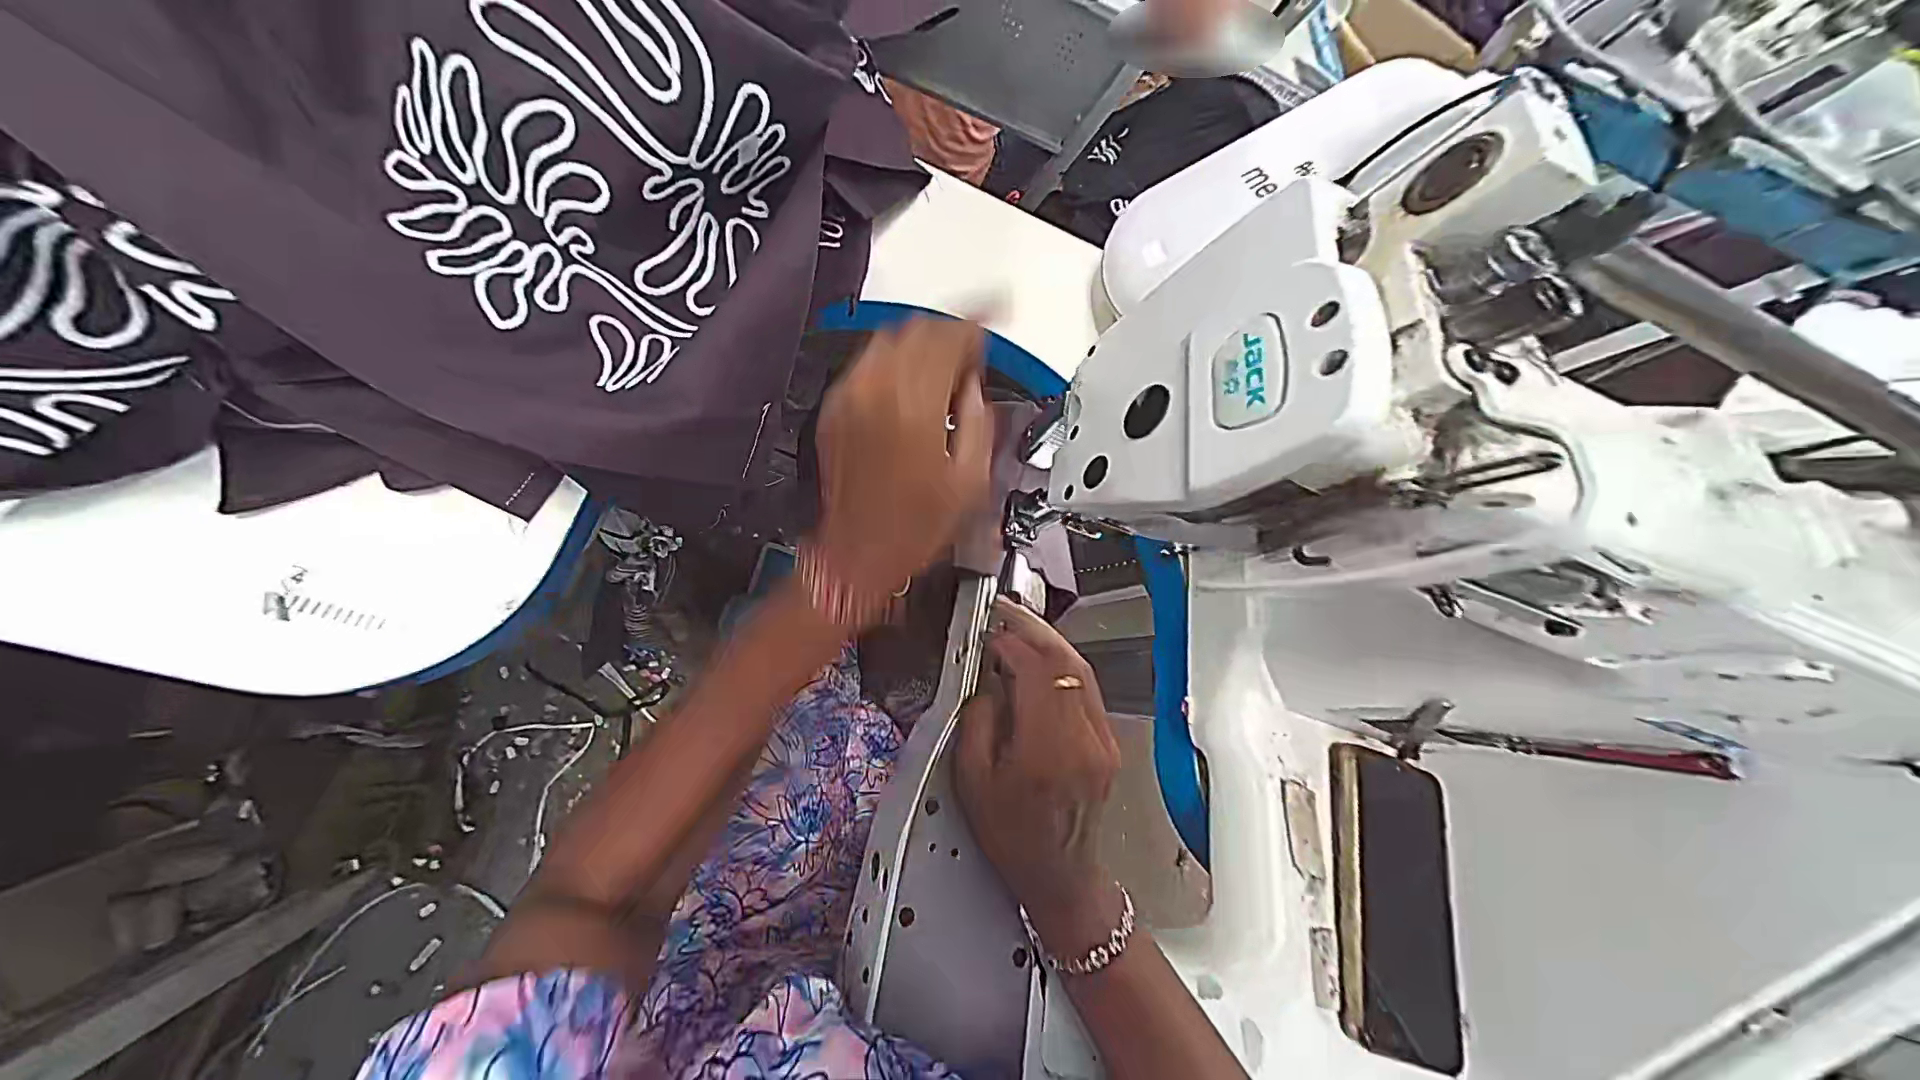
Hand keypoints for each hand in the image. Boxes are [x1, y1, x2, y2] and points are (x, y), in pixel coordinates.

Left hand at [815, 318, 992, 606]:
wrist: (856, 553)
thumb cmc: (908, 529)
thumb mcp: (970, 480)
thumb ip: (979, 419)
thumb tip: (974, 391)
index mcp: (915, 405)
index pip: (950, 335)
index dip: (980, 321)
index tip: (997, 313)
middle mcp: (877, 391)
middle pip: (919, 328)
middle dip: (952, 331)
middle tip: (974, 352)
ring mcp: (851, 397)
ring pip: (890, 338)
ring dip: (922, 343)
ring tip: (944, 368)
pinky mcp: (836, 410)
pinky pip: (868, 364)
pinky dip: (894, 362)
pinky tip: (911, 385)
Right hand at [955, 598, 1125, 953]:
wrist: (1059, 875)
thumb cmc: (1011, 835)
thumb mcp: (972, 781)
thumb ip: (979, 720)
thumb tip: (988, 678)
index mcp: (1046, 753)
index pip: (1036, 674)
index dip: (1012, 644)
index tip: (989, 634)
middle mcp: (1083, 742)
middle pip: (1065, 664)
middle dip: (1033, 630)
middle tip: (1006, 613)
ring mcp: (1103, 741)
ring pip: (1081, 671)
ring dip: (1049, 643)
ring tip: (1020, 628)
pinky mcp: (1109, 743)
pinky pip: (1087, 690)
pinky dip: (1062, 666)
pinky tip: (1040, 661)